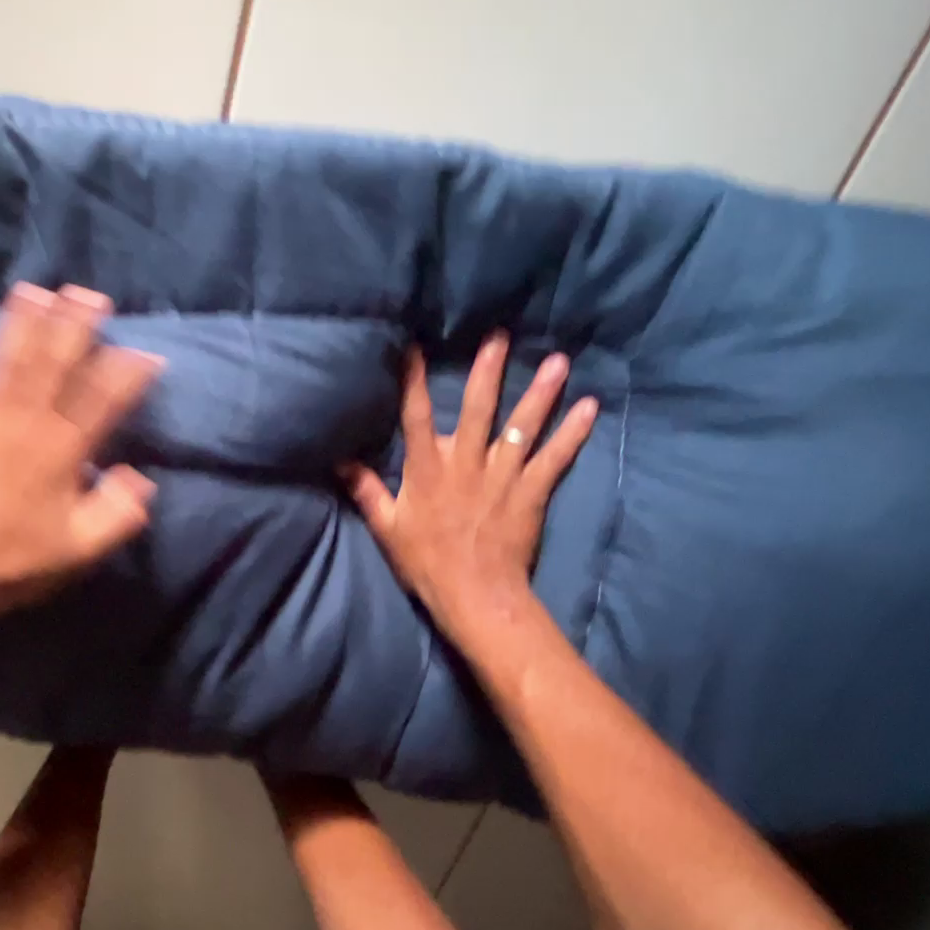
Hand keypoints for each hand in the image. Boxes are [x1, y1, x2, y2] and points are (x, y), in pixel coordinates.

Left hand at [0, 283, 162, 622]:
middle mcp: (27, 425)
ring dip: (24, 321)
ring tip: (38, 289)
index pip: (102, 402)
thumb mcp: (80, 550)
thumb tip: (141, 479)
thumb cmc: (17, 561)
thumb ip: (117, 515)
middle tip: (92, 295)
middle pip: (56, 364)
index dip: (128, 375)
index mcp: (62, 453)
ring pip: (10, 359)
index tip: (148, 355)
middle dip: (76, 326)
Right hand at [341, 333, 596, 634]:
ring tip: (557, 360)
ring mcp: (502, 476)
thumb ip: (366, 490)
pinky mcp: (530, 493)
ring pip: (522, 426)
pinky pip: (555, 458)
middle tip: (500, 335)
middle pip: (478, 409)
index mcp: (426, 469)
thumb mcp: (386, 527)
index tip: (413, 347)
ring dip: (540, 392)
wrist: (474, 595)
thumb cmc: (425, 562)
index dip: (413, 381)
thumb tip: (339, 460)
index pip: (417, 416)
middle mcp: (465, 463)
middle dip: (489, 371)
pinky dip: (573, 433)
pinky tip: (589, 407)